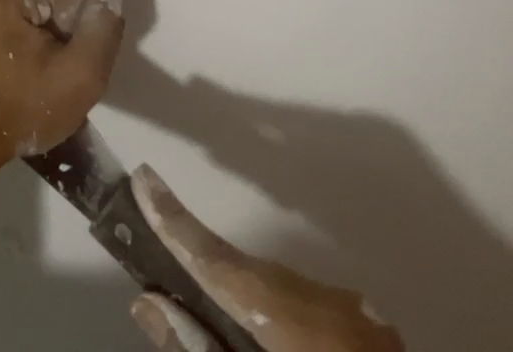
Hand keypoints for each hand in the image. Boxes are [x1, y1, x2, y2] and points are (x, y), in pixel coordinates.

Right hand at [129, 165, 403, 351]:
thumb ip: (198, 346)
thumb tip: (150, 304)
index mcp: (285, 315)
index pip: (213, 258)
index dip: (172, 219)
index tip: (144, 178)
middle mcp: (318, 298)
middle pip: (244, 272)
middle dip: (205, 266)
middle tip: (166, 257)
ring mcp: (351, 309)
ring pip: (277, 288)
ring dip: (246, 296)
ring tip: (226, 319)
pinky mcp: (369, 324)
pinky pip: (308, 304)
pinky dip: (282, 313)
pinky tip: (278, 336)